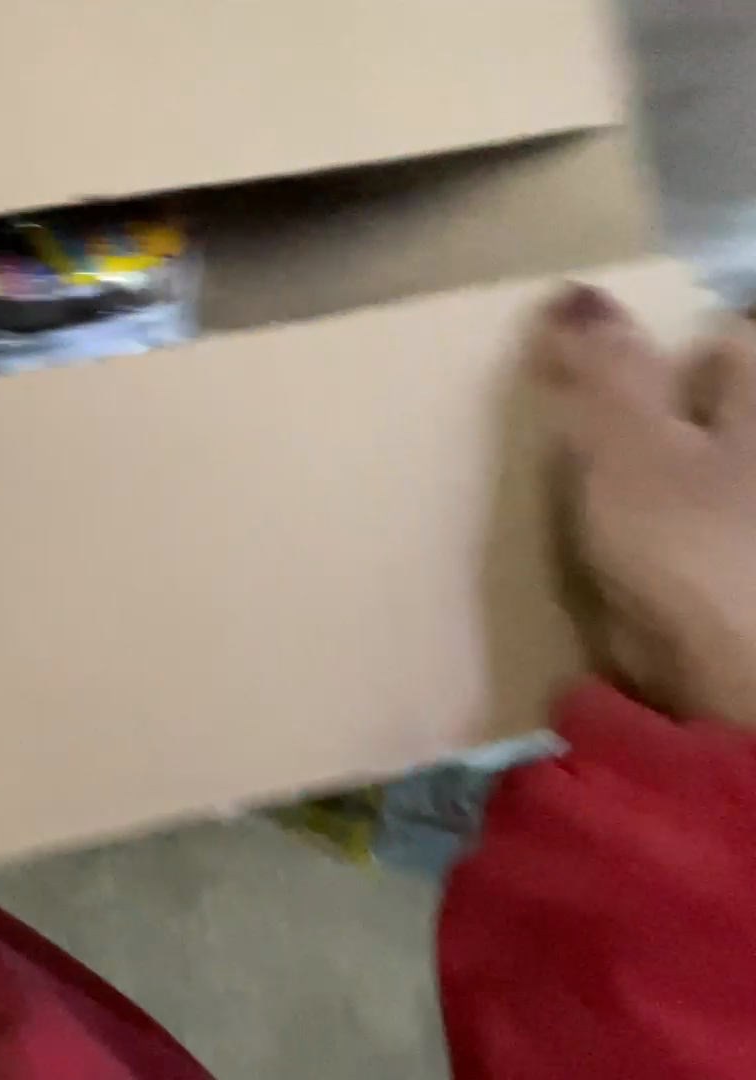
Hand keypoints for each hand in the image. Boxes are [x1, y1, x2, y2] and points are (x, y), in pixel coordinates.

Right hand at [531, 285, 755, 725]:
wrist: (734, 671)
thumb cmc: (696, 543)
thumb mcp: (631, 447)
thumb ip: (604, 373)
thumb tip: (569, 293)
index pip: (716, 341)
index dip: (649, 346)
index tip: (585, 365)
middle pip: (698, 394)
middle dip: (634, 396)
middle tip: (568, 415)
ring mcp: (739, 501)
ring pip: (676, 450)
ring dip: (617, 451)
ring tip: (570, 466)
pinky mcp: (712, 551)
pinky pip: (661, 502)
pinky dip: (620, 499)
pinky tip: (593, 514)